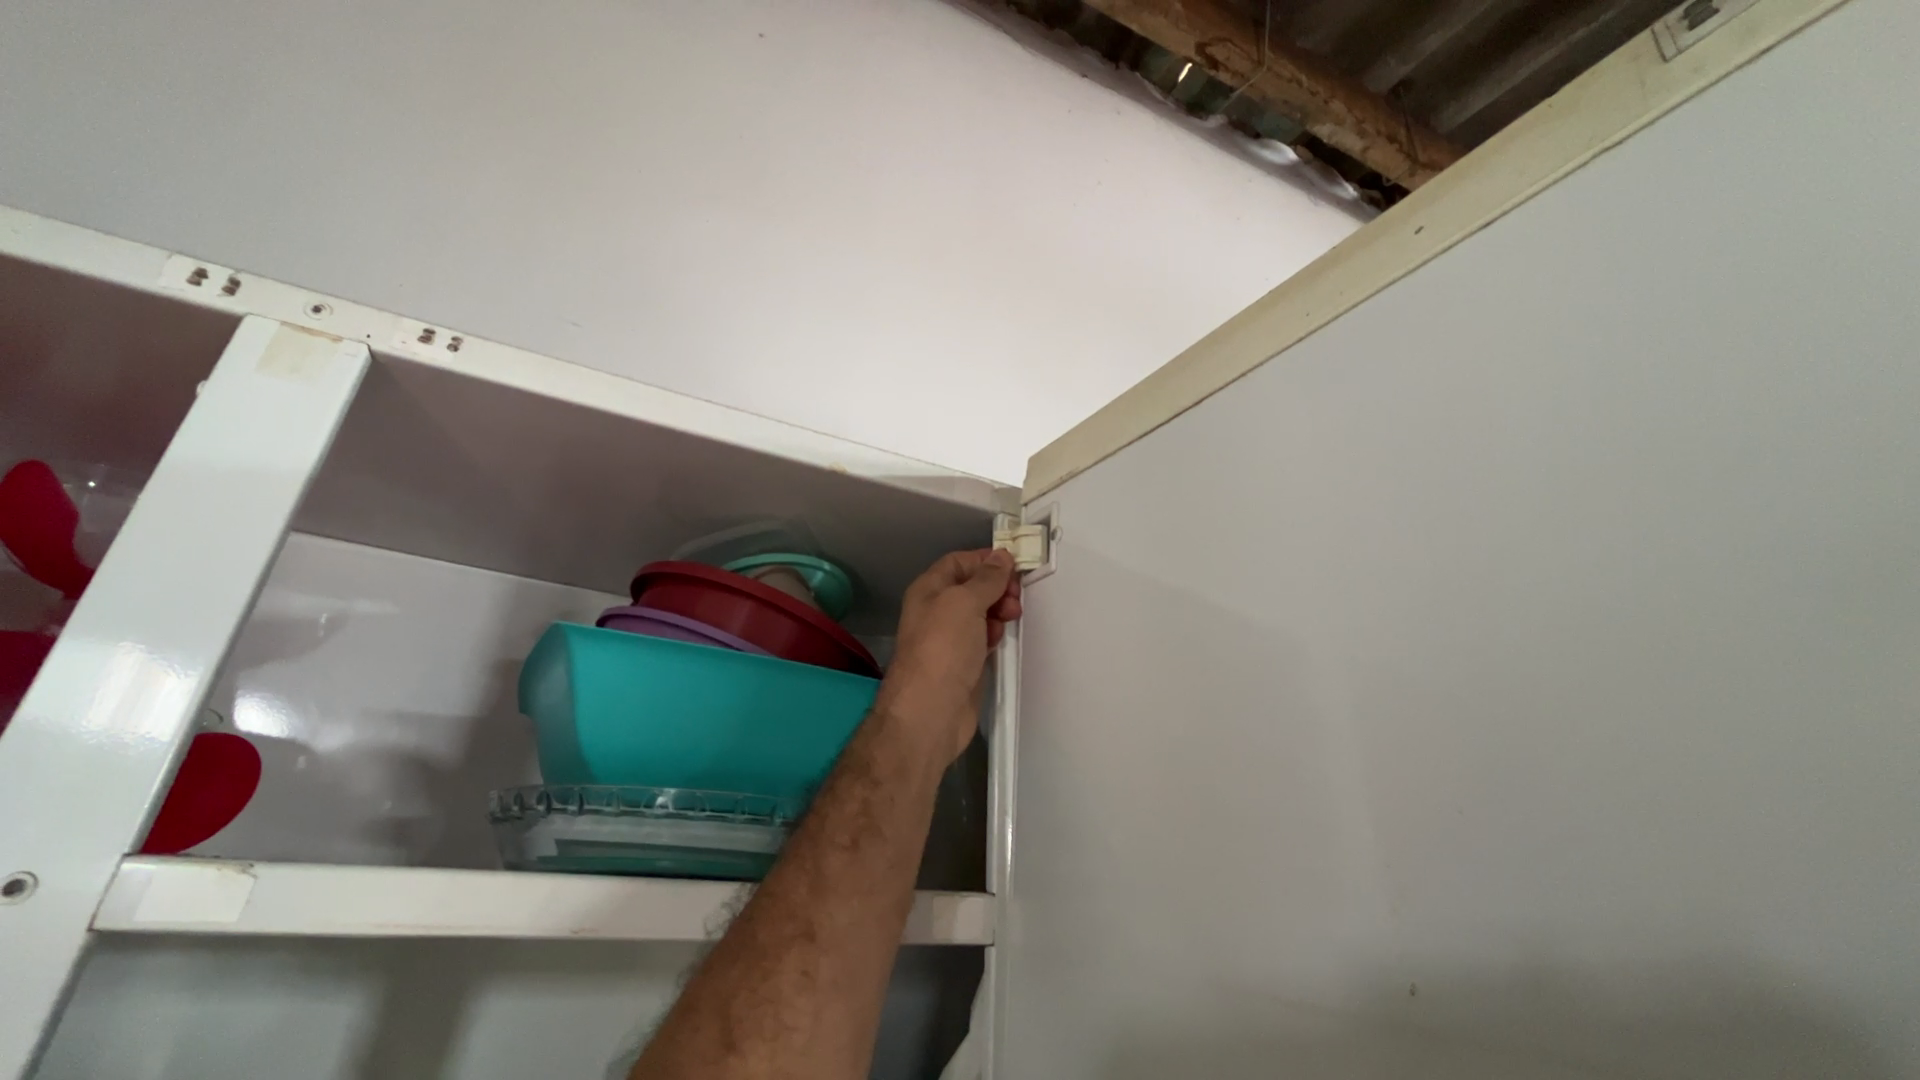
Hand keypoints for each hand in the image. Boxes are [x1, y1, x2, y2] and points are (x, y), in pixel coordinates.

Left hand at [874, 549, 1022, 764]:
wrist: (930, 712)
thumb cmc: (942, 649)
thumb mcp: (964, 603)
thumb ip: (986, 578)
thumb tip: (1002, 556)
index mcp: (929, 590)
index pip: (959, 562)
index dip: (986, 560)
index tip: (1014, 567)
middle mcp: (937, 611)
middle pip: (973, 587)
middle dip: (997, 588)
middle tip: (1014, 600)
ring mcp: (950, 639)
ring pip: (981, 614)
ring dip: (999, 612)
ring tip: (1010, 620)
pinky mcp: (964, 663)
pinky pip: (984, 639)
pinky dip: (996, 635)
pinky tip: (1001, 641)